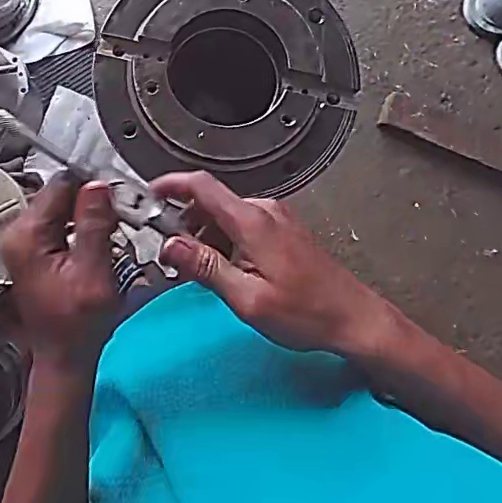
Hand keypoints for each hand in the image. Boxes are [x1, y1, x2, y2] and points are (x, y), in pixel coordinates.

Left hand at [0, 176, 118, 369]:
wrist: (65, 357)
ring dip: (90, 214)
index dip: (91, 186)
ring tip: (108, 232)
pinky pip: (62, 222)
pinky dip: (83, 226)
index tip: (115, 195)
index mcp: (26, 236)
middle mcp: (18, 235)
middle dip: (91, 201)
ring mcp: (25, 242)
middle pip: (61, 193)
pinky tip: (97, 241)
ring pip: (64, 207)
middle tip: (115, 218)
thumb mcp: (92, 272)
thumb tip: (98, 186)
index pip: (61, 185)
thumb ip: (95, 225)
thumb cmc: (76, 327)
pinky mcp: (35, 249)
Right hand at [153, 172, 406, 358]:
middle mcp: (264, 211)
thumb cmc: (308, 312)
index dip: (170, 185)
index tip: (149, 194)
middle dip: (183, 222)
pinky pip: (240, 223)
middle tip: (170, 252)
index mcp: (252, 221)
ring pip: (224, 214)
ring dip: (203, 234)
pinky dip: (223, 239)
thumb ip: (205, 267)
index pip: (201, 185)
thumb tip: (171, 246)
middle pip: (209, 201)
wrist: (353, 317)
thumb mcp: (247, 298)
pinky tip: (223, 267)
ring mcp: (274, 218)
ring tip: (198, 268)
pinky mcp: (280, 229)